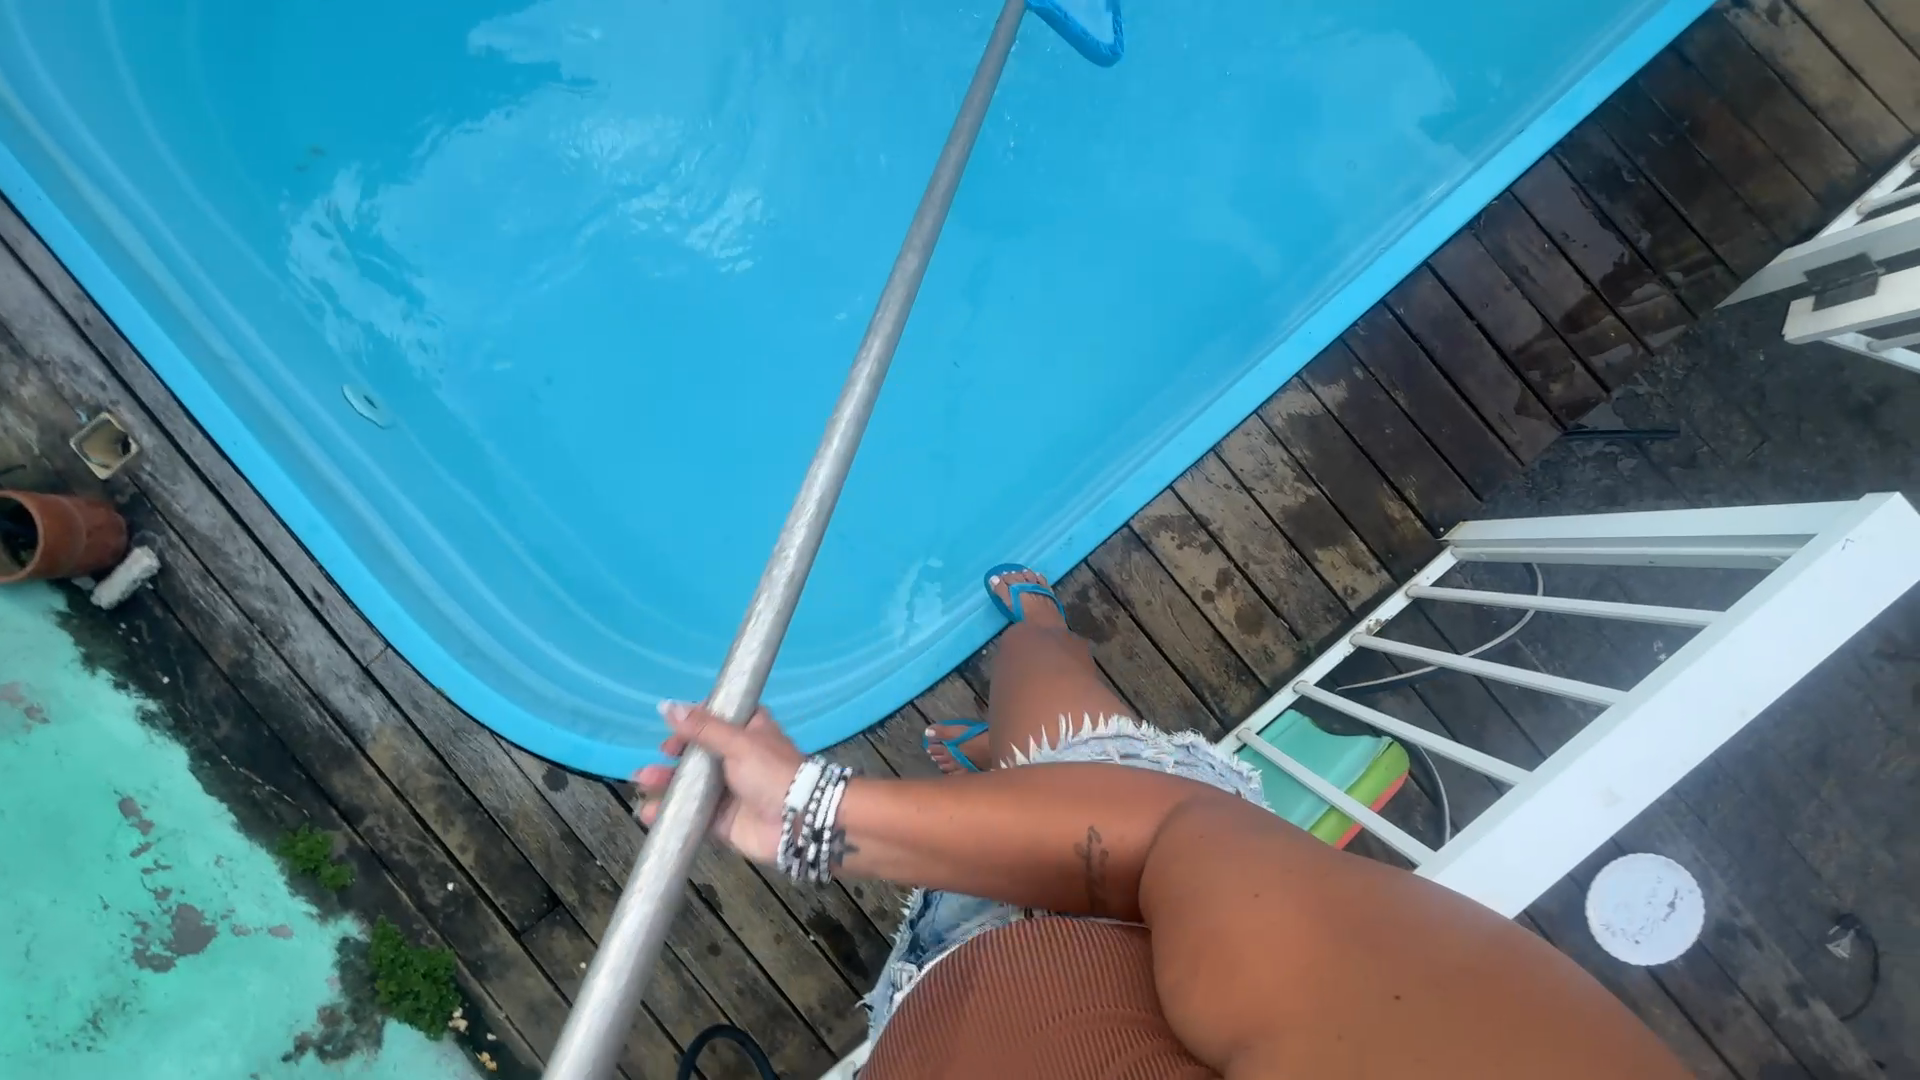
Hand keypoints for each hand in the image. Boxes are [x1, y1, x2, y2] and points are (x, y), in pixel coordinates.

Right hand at [633, 701, 802, 863]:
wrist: (798, 821)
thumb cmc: (772, 771)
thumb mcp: (739, 743)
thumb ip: (703, 728)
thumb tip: (669, 706)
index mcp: (749, 730)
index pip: (717, 718)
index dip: (695, 720)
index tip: (676, 726)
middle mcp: (737, 756)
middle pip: (698, 751)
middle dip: (674, 754)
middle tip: (660, 757)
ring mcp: (728, 788)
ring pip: (690, 782)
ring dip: (665, 781)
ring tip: (642, 780)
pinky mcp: (721, 818)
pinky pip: (690, 812)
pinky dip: (669, 811)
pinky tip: (649, 811)